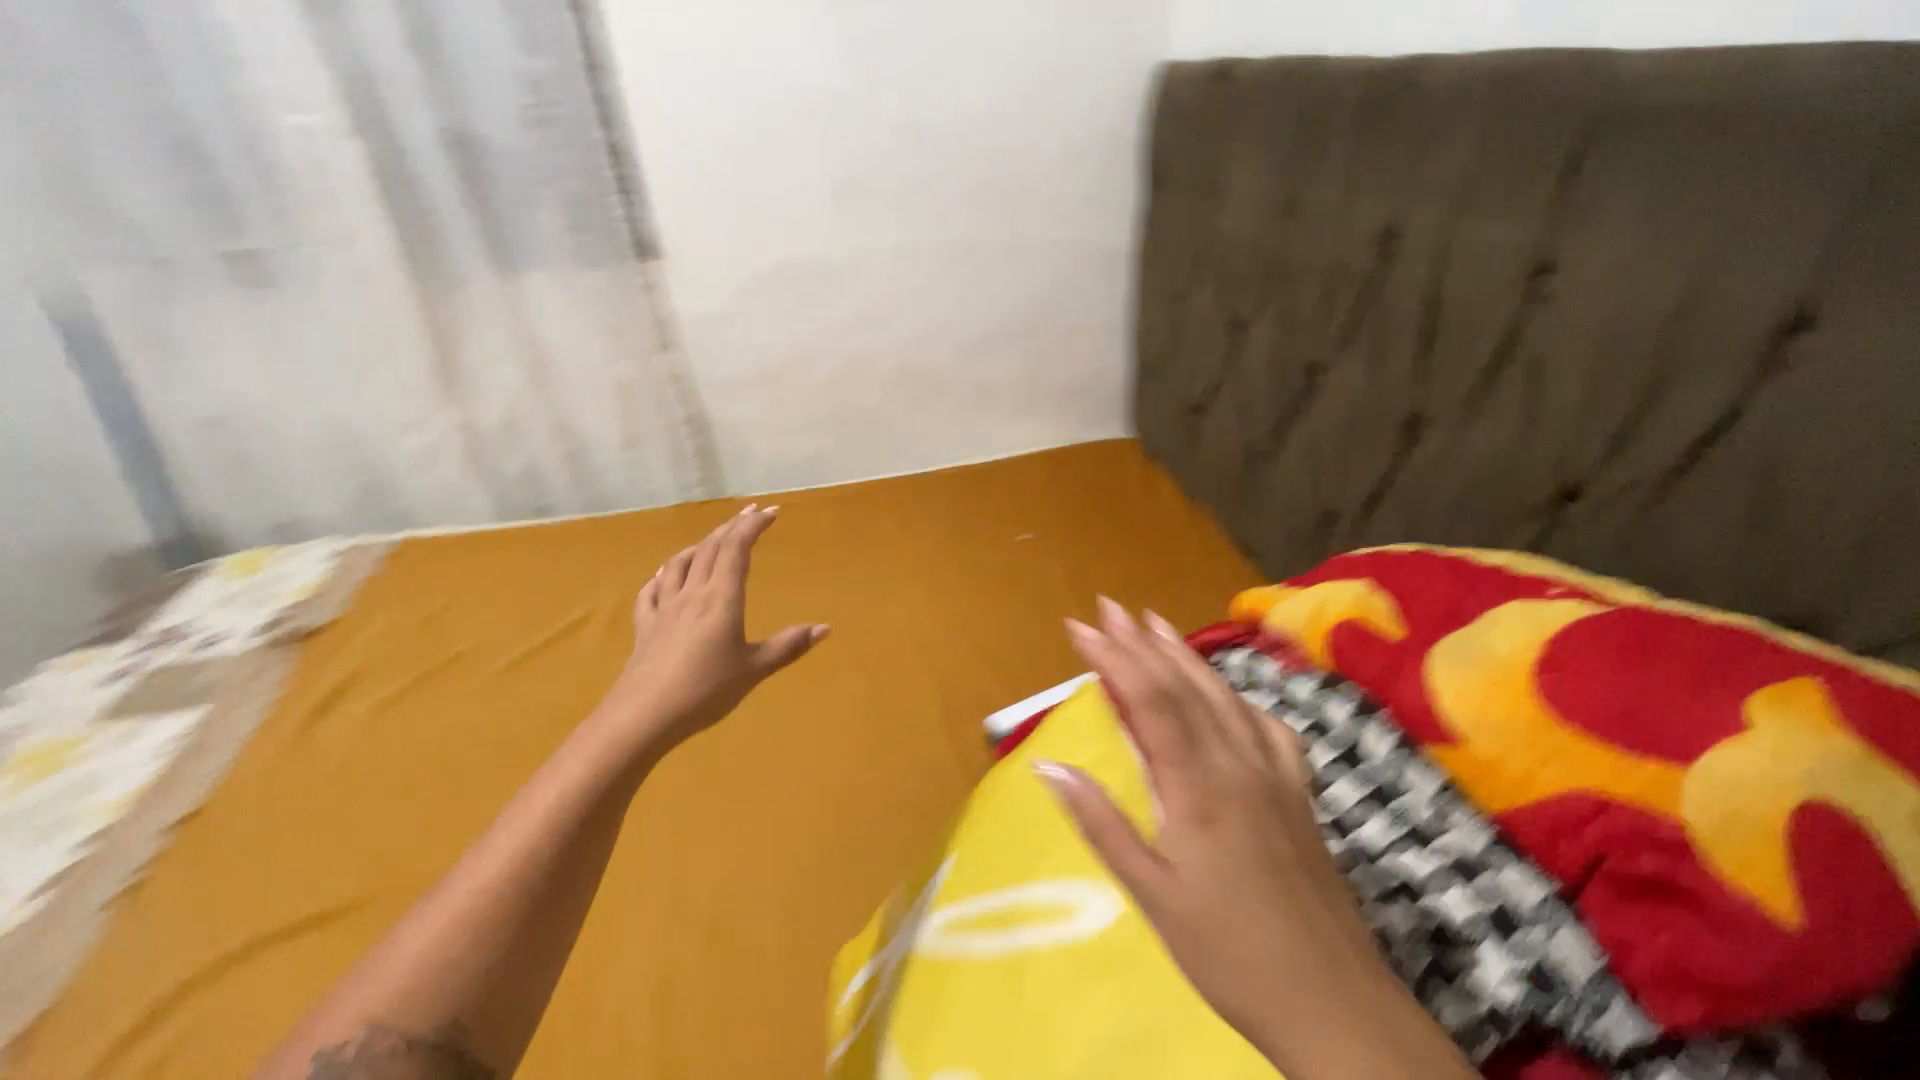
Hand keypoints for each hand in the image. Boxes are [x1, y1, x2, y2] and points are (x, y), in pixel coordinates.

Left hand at [610, 504, 827, 755]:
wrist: (644, 714)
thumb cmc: (706, 691)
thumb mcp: (754, 670)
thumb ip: (788, 646)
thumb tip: (825, 628)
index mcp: (721, 598)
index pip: (737, 549)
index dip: (753, 526)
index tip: (771, 512)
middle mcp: (692, 593)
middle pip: (710, 548)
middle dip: (731, 527)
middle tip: (750, 513)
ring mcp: (664, 608)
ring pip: (679, 563)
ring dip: (698, 545)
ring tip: (711, 540)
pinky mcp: (644, 626)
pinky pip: (653, 589)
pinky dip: (664, 575)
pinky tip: (664, 576)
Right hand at [1037, 599, 1466, 1077]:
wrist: (1332, 1000)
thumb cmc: (1228, 953)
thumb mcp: (1152, 894)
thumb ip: (1101, 823)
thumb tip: (1048, 766)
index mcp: (1199, 787)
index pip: (1150, 702)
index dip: (1113, 658)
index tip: (1079, 626)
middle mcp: (1240, 766)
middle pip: (1187, 687)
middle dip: (1144, 642)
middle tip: (1110, 607)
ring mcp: (1276, 777)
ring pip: (1226, 698)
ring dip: (1187, 657)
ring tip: (1157, 625)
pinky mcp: (1300, 795)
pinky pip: (1265, 727)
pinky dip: (1236, 697)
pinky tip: (1230, 696)